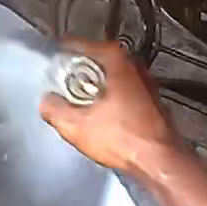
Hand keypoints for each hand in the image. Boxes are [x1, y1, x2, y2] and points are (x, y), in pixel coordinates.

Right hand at [39, 40, 178, 175]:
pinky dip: (110, 102)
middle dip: (78, 75)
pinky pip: (123, 95)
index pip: (80, 45)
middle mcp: (134, 67)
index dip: (61, 55)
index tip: (53, 61)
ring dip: (95, 90)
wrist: (158, 160)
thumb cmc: (127, 138)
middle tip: (63, 88)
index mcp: (115, 61)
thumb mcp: (76, 126)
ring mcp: (145, 84)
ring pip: (111, 79)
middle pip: (96, 62)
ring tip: (81, 107)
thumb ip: (54, 110)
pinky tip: (103, 121)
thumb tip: (47, 104)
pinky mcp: (150, 103)